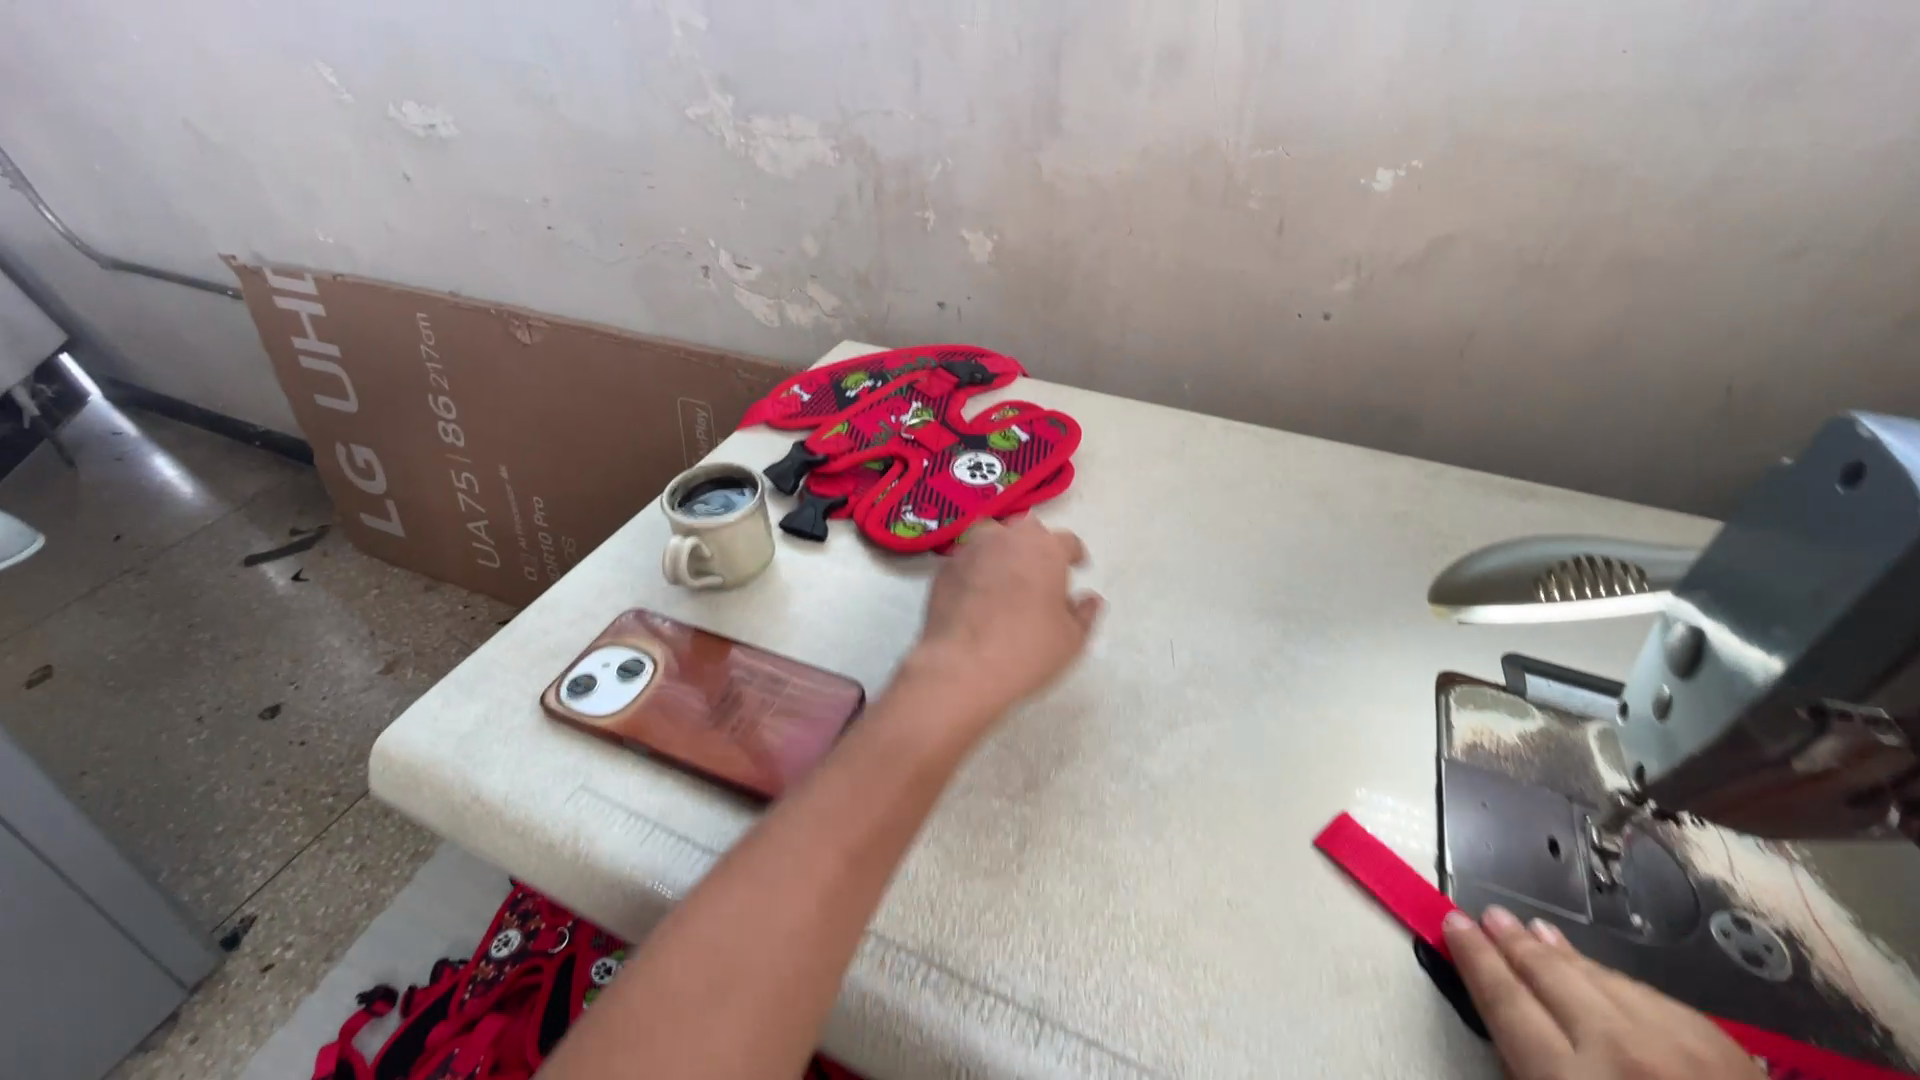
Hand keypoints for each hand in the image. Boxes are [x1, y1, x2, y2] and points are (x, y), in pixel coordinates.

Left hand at [897, 518, 1102, 735]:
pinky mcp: (944, 569)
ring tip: (1006, 574)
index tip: (1077, 567)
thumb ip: (1084, 613)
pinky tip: (977, 594)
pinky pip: (967, 560)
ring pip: (992, 537)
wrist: (960, 667)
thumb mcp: (1070, 639)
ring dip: (1002, 549)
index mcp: (1046, 549)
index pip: (1067, 541)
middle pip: (1027, 530)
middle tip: (1040, 572)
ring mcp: (971, 550)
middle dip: (1036, 546)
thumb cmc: (1026, 651)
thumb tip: (1091, 599)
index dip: (1074, 554)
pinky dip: (976, 570)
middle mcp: (1007, 539)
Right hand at [1444, 907, 1764, 1079]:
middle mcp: (1621, 1051)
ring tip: (1535, 930)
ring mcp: (1678, 1044)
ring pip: (1602, 979)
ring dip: (1563, 954)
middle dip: (1514, 943)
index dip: (1476, 959)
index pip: (1506, 1001)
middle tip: (1490, 916)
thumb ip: (1532, 1075)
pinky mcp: (1722, 1047)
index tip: (1454, 924)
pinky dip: (1616, 979)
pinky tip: (1601, 971)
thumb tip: (1514, 1037)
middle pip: (1550, 978)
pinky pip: (1653, 998)